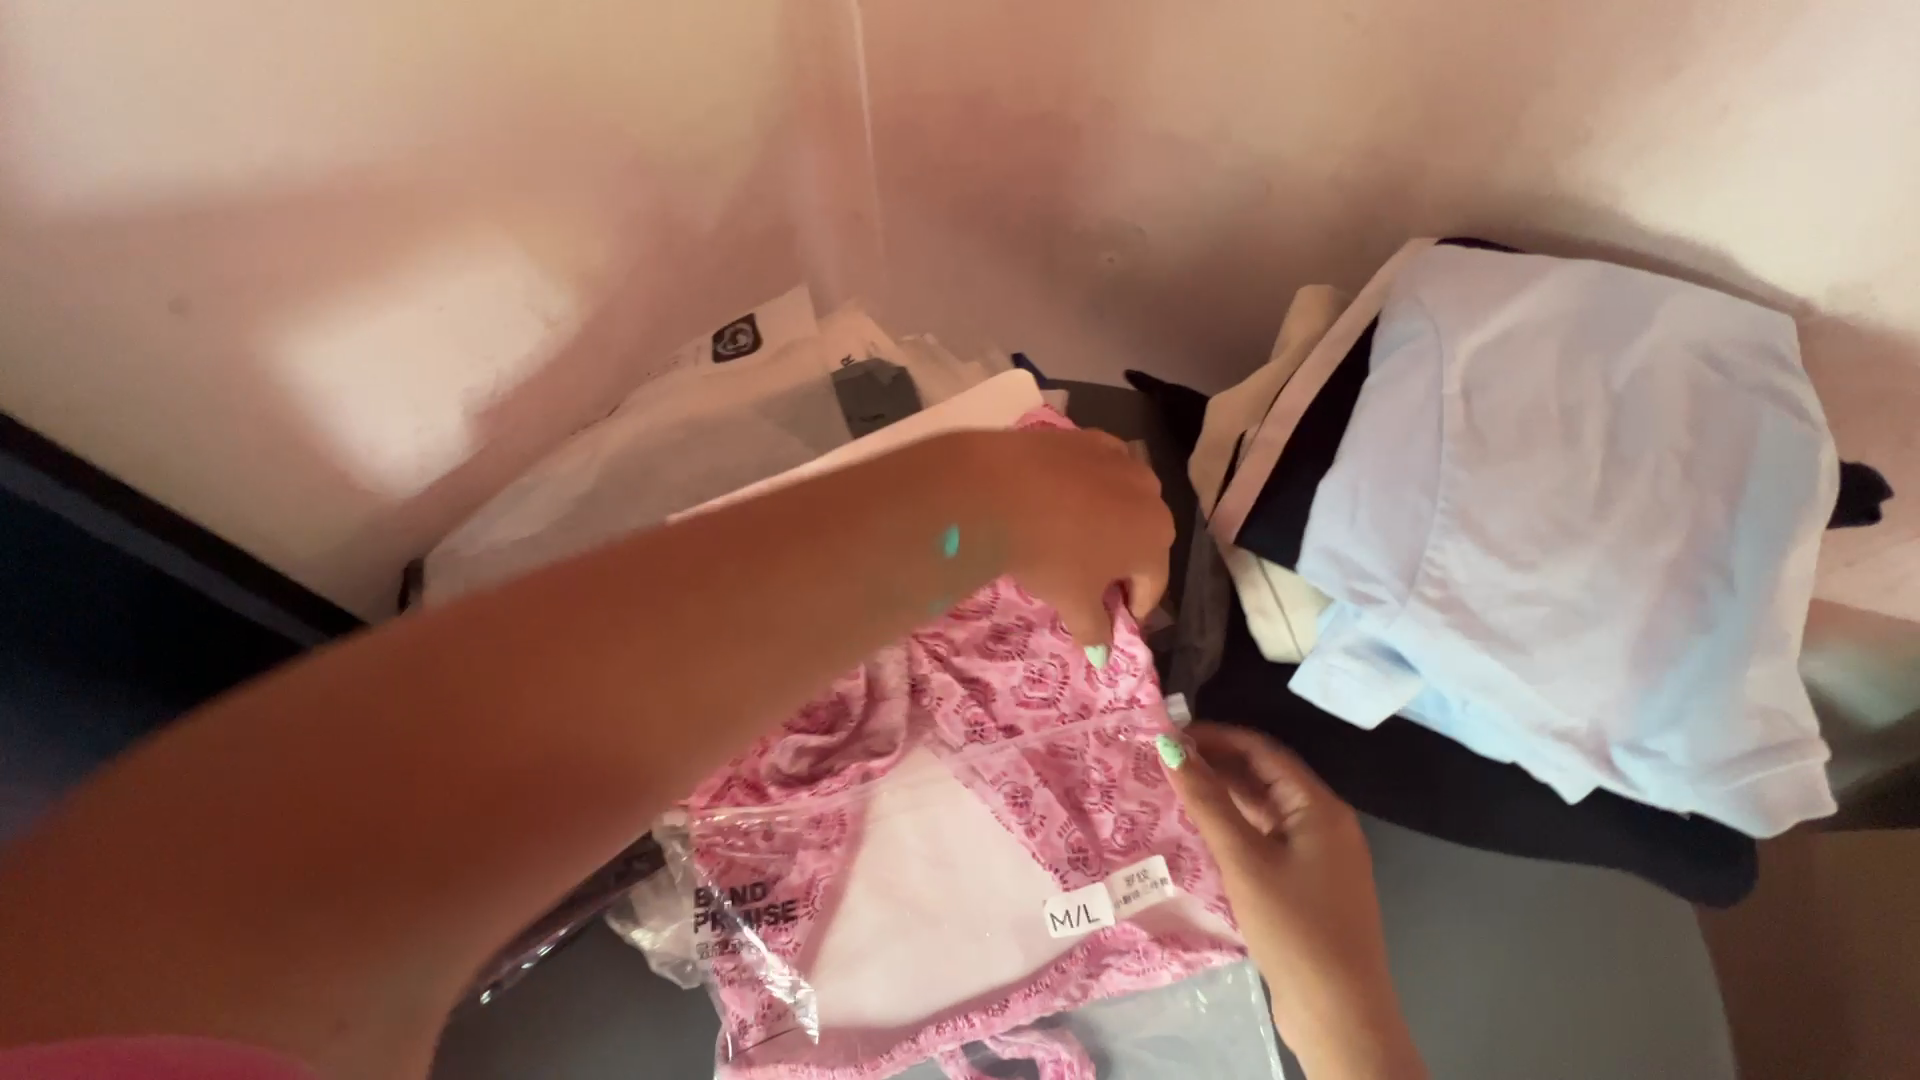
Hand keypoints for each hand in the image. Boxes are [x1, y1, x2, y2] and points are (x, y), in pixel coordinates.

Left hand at [963, 428, 1172, 646]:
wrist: (1000, 490)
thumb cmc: (1049, 556)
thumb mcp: (1073, 601)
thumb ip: (1094, 629)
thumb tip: (1103, 655)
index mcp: (1157, 539)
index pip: (1151, 585)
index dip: (1132, 607)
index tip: (1112, 619)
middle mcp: (1151, 494)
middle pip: (1141, 539)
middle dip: (1121, 562)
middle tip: (1090, 581)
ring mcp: (1120, 459)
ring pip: (1122, 499)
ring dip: (1106, 520)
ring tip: (1073, 537)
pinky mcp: (1088, 436)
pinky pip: (1096, 469)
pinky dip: (1086, 485)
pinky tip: (1061, 496)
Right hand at [1162, 724, 1426, 1079]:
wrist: (1340, 1016)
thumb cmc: (1293, 928)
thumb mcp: (1242, 859)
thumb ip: (1206, 800)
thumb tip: (1169, 748)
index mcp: (1320, 807)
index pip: (1263, 750)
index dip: (1216, 736)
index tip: (1170, 734)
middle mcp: (1326, 823)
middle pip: (1266, 776)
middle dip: (1217, 764)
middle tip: (1165, 761)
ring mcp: (1321, 856)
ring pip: (1266, 808)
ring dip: (1224, 795)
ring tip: (1175, 788)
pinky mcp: (1310, 884)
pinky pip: (1268, 837)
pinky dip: (1236, 826)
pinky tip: (1203, 831)